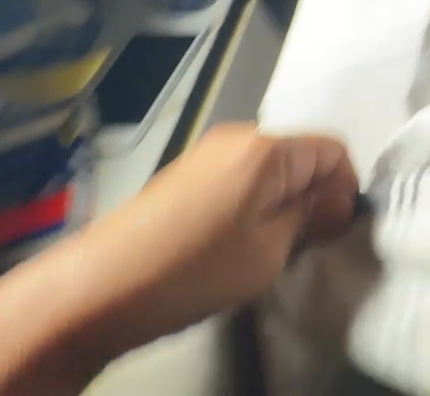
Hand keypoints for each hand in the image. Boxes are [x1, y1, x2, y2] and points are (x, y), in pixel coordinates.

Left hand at [47, 124, 358, 358]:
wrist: (84, 294)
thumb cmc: (189, 271)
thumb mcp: (269, 254)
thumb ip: (311, 219)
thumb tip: (336, 203)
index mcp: (267, 147)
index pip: (335, 151)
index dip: (345, 188)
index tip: (334, 229)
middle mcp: (239, 137)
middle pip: (302, 155)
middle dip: (313, 193)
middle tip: (304, 240)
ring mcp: (206, 153)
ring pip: (271, 168)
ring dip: (281, 199)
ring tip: (266, 244)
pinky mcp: (182, 174)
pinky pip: (240, 176)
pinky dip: (252, 201)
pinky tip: (231, 239)